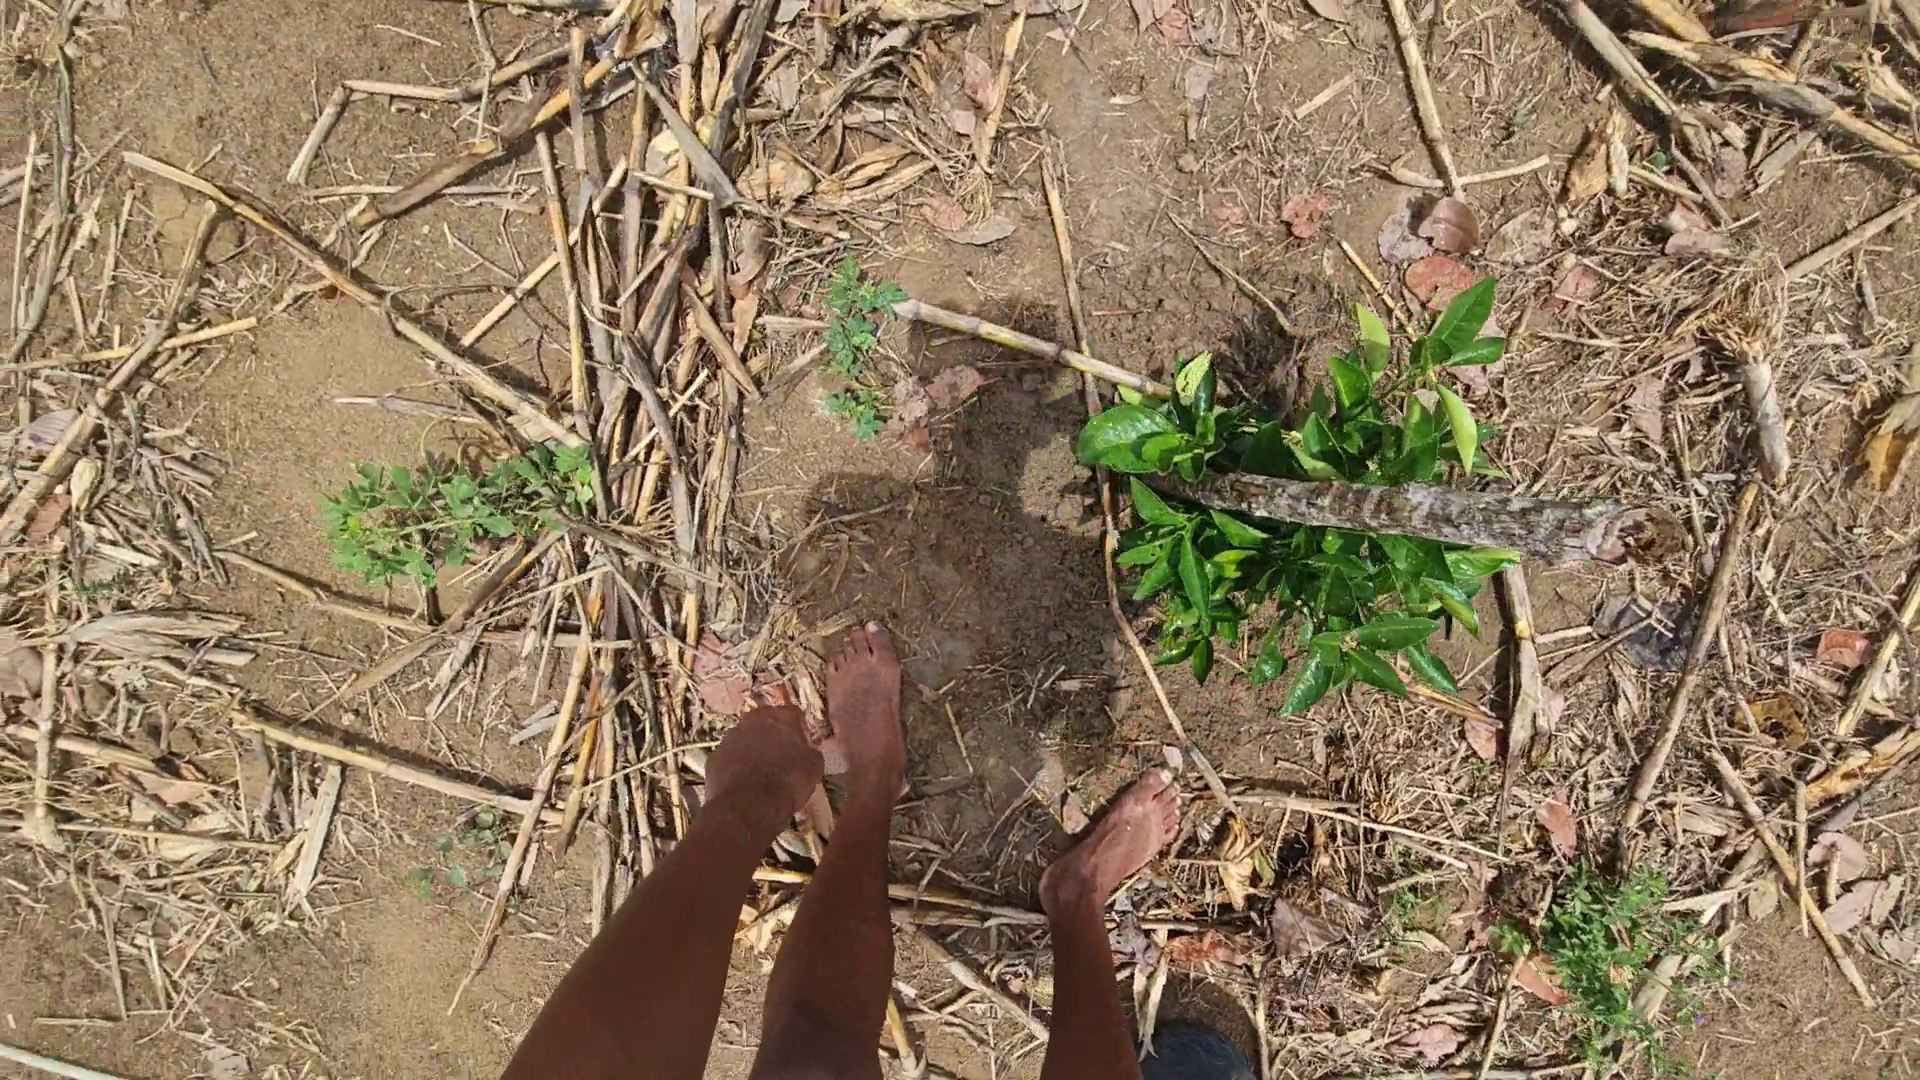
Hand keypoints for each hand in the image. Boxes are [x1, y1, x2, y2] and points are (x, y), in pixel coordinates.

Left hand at [705, 705, 823, 833]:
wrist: (748, 809)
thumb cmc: (788, 782)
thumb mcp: (814, 766)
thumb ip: (811, 751)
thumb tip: (807, 751)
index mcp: (779, 716)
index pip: (793, 715)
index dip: (799, 731)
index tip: (803, 747)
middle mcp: (752, 720)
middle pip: (766, 724)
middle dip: (773, 737)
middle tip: (782, 759)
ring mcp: (729, 739)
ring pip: (745, 741)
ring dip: (753, 752)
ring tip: (762, 775)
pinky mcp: (714, 759)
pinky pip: (730, 760)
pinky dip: (737, 768)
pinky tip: (745, 785)